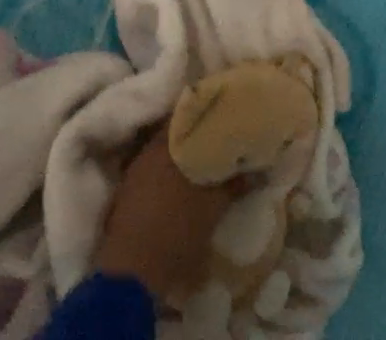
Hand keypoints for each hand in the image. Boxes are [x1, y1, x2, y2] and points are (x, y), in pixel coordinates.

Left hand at [93, 126, 249, 303]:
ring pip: (166, 155)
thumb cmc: (176, 231)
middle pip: (176, 135)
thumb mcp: (213, 208)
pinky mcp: (128, 198)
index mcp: (165, 147)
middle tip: (224, 137)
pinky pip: (155, 173)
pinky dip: (172, 174)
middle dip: (199, 136)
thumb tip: (256, 170)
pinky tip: (188, 183)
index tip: (228, 111)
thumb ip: (234, 184)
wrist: (133, 275)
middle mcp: (146, 154)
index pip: (187, 116)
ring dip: (185, 156)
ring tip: (210, 160)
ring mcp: (134, 176)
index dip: (208, 114)